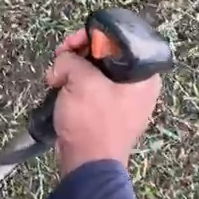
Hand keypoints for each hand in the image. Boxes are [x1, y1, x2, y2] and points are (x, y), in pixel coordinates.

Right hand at [44, 28, 163, 174]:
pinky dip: (72, 85)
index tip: (70, 44)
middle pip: (104, 54)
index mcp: (144, 75)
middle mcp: (138, 85)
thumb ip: (72, 60)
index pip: (119, 41)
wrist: (88, 162)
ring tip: (54, 80)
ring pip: (93, 71)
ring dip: (70, 70)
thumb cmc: (92, 120)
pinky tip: (58, 89)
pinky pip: (89, 88)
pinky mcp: (106, 110)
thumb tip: (63, 62)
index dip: (91, 37)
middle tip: (58, 59)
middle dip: (77, 54)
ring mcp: (122, 99)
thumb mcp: (82, 81)